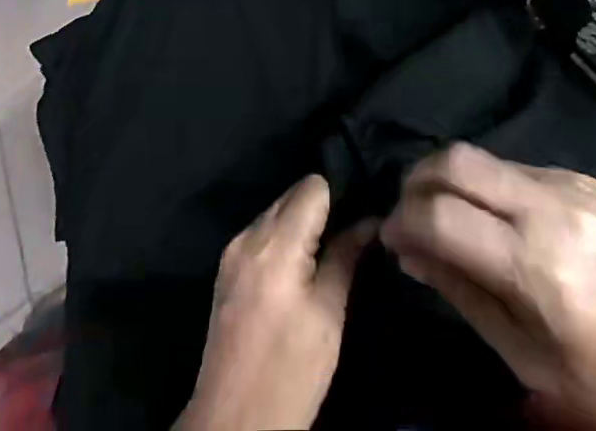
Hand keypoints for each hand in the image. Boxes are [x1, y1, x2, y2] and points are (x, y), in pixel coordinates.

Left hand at [178, 175, 375, 430]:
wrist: (234, 415)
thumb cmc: (291, 370)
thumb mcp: (328, 315)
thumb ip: (345, 259)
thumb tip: (370, 221)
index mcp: (275, 244)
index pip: (311, 187)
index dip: (340, 196)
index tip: (362, 213)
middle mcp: (248, 235)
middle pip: (290, 196)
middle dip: (321, 208)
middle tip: (353, 233)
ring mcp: (232, 250)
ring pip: (274, 213)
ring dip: (301, 223)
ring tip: (330, 251)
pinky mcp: (225, 267)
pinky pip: (259, 234)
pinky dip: (282, 239)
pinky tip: (301, 266)